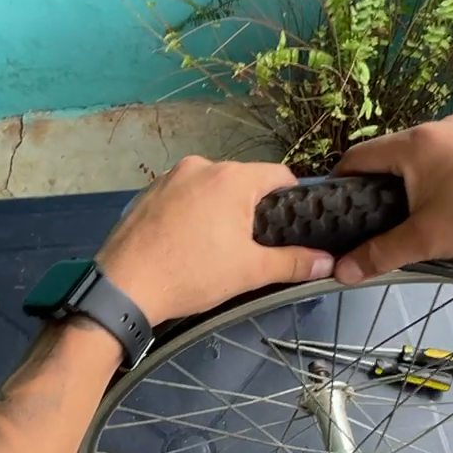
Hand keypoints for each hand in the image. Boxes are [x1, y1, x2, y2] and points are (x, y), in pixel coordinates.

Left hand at [96, 156, 334, 325]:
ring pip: (211, 189)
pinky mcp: (147, 193)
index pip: (279, 175)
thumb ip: (293, 263)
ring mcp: (170, 177)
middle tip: (252, 246)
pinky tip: (186, 244)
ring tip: (216, 248)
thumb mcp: (250, 272)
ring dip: (220, 211)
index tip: (291, 225)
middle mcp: (201, 166)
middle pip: (243, 181)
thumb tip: (328, 262)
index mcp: (232, 178)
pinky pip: (183, 196)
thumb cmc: (192, 274)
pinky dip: (192, 213)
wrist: (124, 286)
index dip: (292, 199)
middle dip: (252, 209)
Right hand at [330, 115, 452, 286]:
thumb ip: (380, 254)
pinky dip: (437, 180)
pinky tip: (450, 207)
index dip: (339, 182)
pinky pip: (448, 158)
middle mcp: (439, 127)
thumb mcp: (427, 240)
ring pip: (420, 158)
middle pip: (389, 155)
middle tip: (373, 222)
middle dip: (376, 187)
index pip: (358, 155)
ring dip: (408, 184)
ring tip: (413, 219)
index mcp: (415, 142)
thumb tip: (340, 272)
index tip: (334, 210)